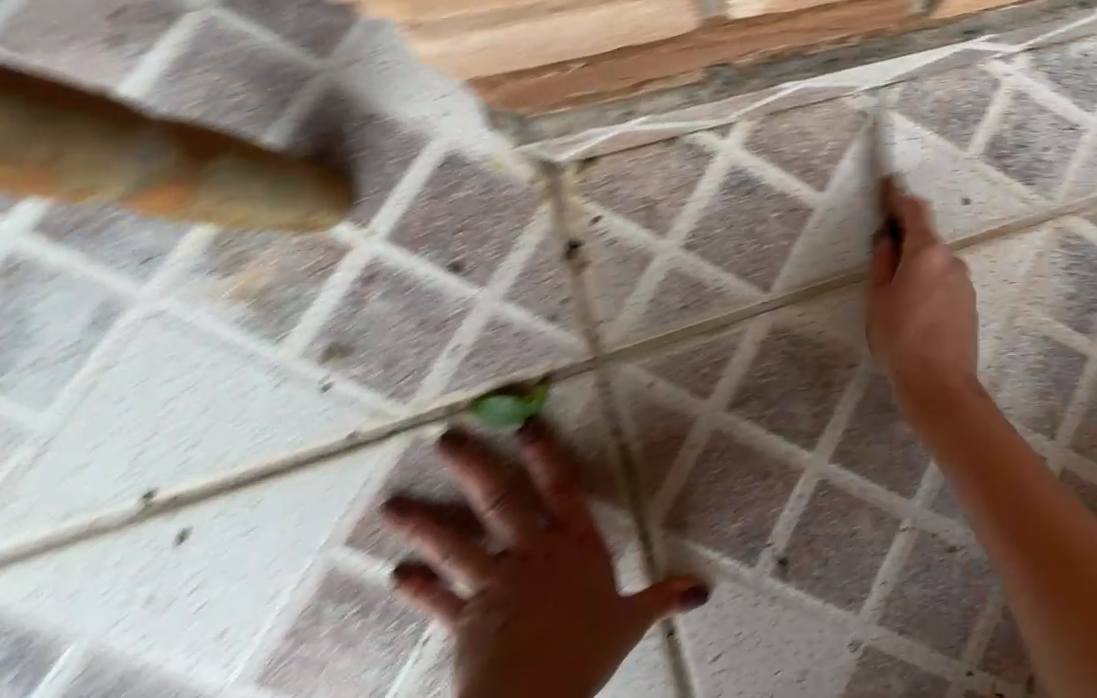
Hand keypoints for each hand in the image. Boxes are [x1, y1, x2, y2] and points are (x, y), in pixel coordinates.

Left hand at [380, 420, 707, 697]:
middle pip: (501, 500)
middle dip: (474, 466)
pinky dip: (418, 586)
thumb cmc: (586, 652)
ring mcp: (493, 583)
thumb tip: (702, 590)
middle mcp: (532, 553)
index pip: (562, 488)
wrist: (533, 695)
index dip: (545, 454)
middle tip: (448, 438)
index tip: (525, 426)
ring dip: (423, 523)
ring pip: (456, 543)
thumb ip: (663, 599)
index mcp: (576, 546)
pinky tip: (398, 572)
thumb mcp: (631, 622)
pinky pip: (437, 598)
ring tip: (394, 504)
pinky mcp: (464, 617)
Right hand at [865, 179, 982, 413]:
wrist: (940, 384)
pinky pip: (945, 284)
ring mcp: (965, 283)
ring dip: (918, 270)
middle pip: (926, 240)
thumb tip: (886, 240)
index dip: (900, 199)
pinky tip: (916, 315)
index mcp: (927, 252)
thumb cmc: (900, 339)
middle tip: (882, 263)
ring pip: (936, 265)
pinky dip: (930, 288)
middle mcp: (952, 260)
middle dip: (906, 244)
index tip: (888, 191)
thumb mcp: (877, 298)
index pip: (916, 211)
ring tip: (897, 300)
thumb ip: (881, 262)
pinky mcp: (970, 304)